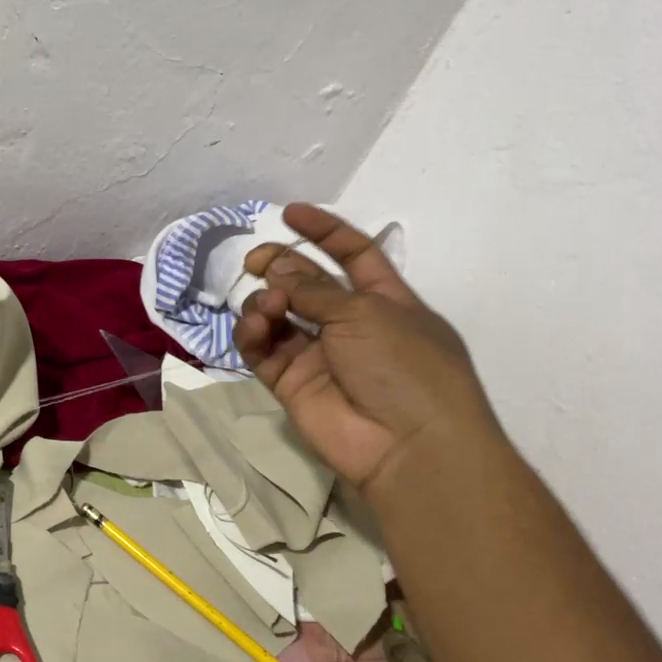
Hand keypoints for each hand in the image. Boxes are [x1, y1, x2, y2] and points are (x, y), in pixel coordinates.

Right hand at [232, 204, 502, 499]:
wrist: (409, 447)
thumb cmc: (406, 367)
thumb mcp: (366, 313)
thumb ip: (314, 289)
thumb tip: (278, 271)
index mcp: (386, 302)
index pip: (354, 255)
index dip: (325, 232)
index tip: (289, 214)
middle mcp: (350, 325)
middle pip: (307, 283)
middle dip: (280, 266)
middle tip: (256, 260)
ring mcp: (319, 355)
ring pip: (278, 314)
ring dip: (267, 302)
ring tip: (269, 308)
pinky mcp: (290, 381)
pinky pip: (261, 348)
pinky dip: (252, 333)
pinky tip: (256, 326)